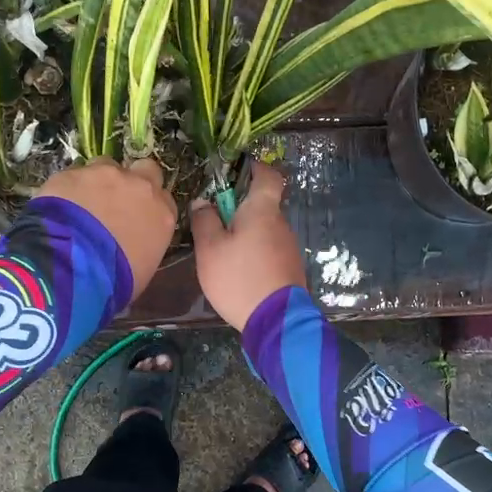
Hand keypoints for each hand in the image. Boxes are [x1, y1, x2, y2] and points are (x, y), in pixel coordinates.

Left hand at [37, 158, 177, 299]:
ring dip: (100, 181)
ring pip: (107, 166)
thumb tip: (133, 245)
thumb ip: (144, 246)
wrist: (72, 266)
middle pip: (145, 170)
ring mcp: (106, 174)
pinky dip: (70, 188)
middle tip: (116, 201)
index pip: (164, 200)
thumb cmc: (115, 280)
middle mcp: (140, 187)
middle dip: (133, 181)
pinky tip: (59, 208)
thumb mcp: (143, 270)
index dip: (150, 206)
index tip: (138, 218)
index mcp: (162, 215)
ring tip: (83, 204)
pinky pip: (75, 175)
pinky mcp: (73, 172)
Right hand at [189, 162, 306, 331]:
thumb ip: (204, 221)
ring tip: (221, 254)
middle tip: (211, 224)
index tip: (231, 175)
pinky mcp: (289, 269)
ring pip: (263, 230)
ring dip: (244, 235)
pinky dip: (253, 254)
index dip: (252, 169)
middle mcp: (281, 223)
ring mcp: (288, 247)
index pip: (267, 175)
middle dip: (238, 209)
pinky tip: (237, 272)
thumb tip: (203, 202)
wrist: (276, 322)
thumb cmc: (239, 278)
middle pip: (261, 205)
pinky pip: (268, 250)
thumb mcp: (210, 249)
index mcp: (263, 210)